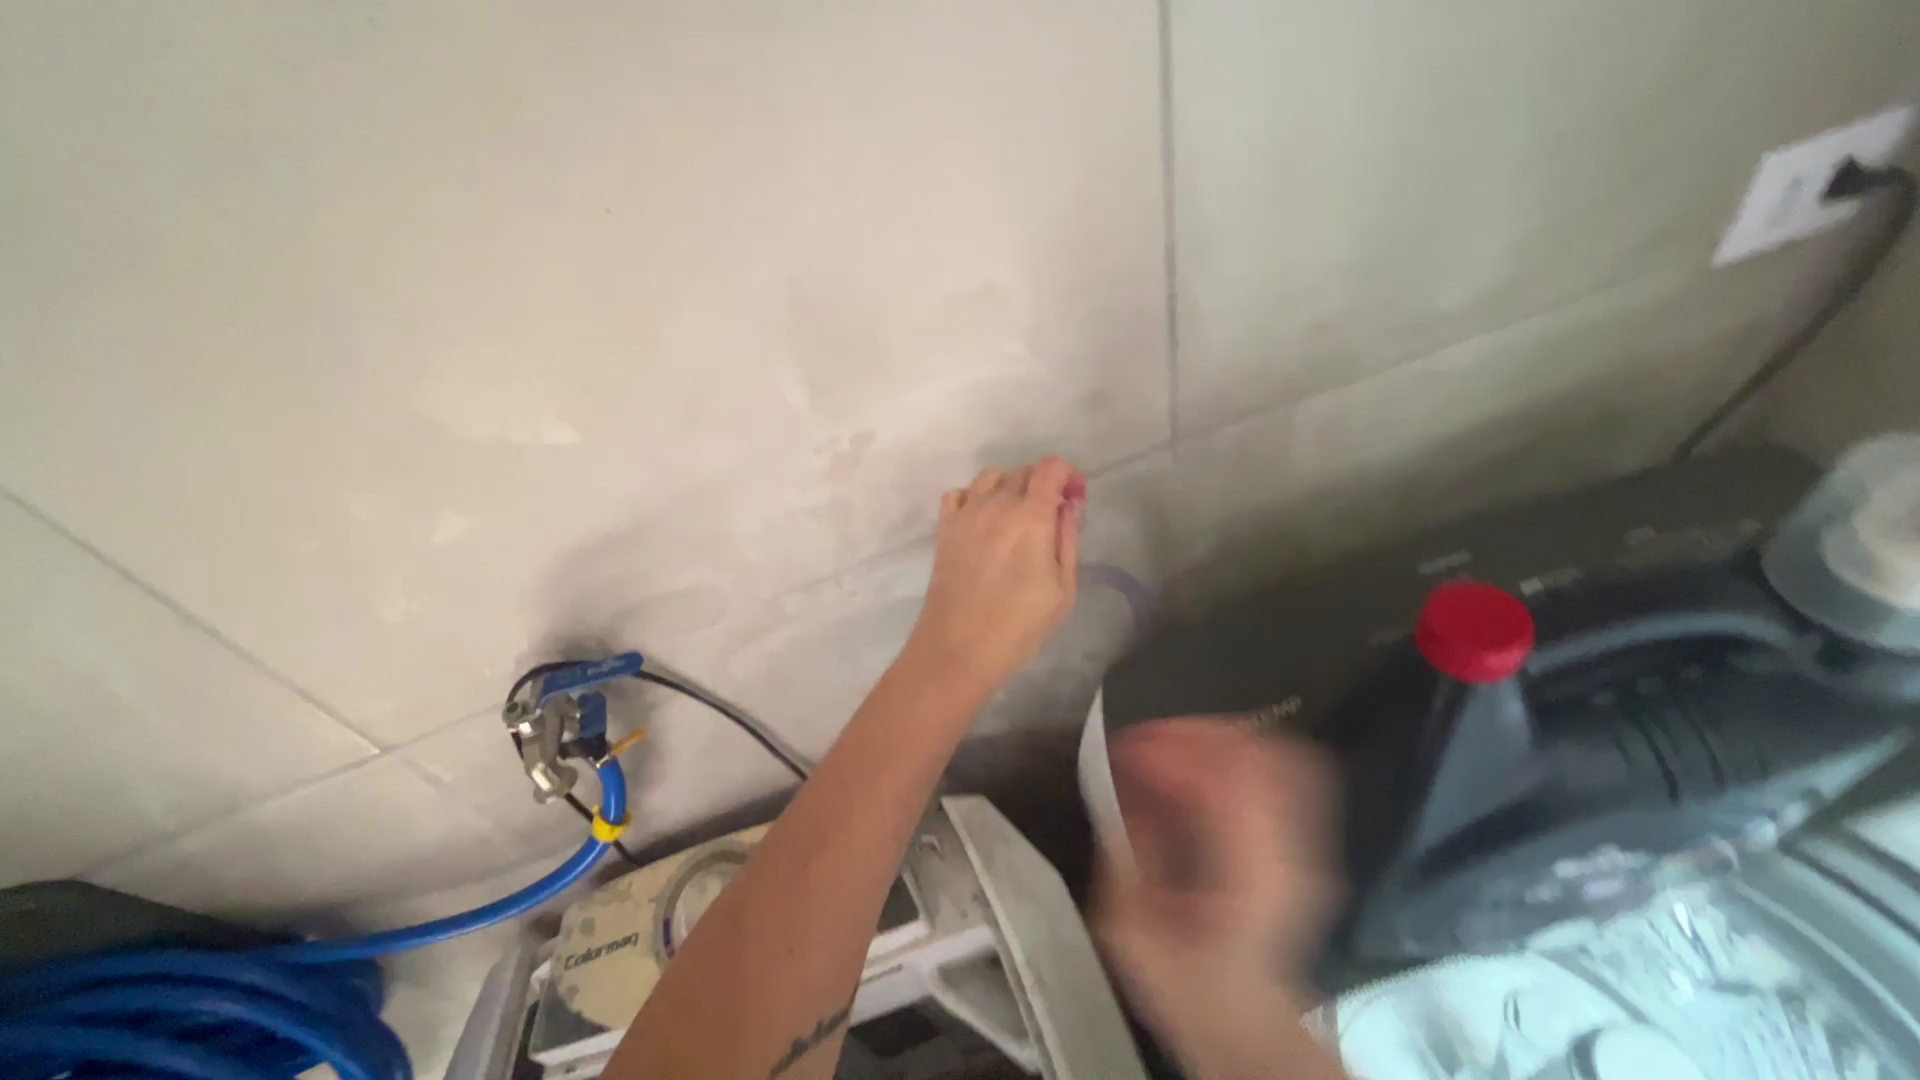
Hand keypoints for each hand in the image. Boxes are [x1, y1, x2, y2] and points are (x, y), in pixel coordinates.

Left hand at [903, 456, 1085, 691]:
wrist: (958, 648)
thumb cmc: (1019, 626)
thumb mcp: (1062, 589)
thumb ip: (1068, 539)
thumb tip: (1069, 505)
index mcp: (1031, 517)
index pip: (1051, 468)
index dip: (1068, 475)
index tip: (1074, 498)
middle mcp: (996, 505)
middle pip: (1023, 471)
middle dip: (1043, 483)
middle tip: (1052, 515)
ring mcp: (966, 514)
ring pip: (991, 477)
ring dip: (1010, 487)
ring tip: (1017, 516)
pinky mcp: (944, 529)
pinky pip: (959, 494)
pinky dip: (975, 497)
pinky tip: (983, 521)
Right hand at [1093, 718, 1345, 1079]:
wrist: (1245, 1026)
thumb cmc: (1183, 985)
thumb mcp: (1131, 927)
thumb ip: (1131, 846)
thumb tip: (1125, 781)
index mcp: (1249, 875)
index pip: (1225, 779)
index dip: (1170, 748)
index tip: (1124, 749)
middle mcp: (1291, 851)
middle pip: (1260, 751)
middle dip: (1194, 731)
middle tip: (1145, 740)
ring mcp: (1307, 843)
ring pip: (1277, 752)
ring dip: (1217, 737)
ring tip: (1169, 747)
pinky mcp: (1304, 840)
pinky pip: (1280, 770)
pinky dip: (1235, 754)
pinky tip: (1197, 767)